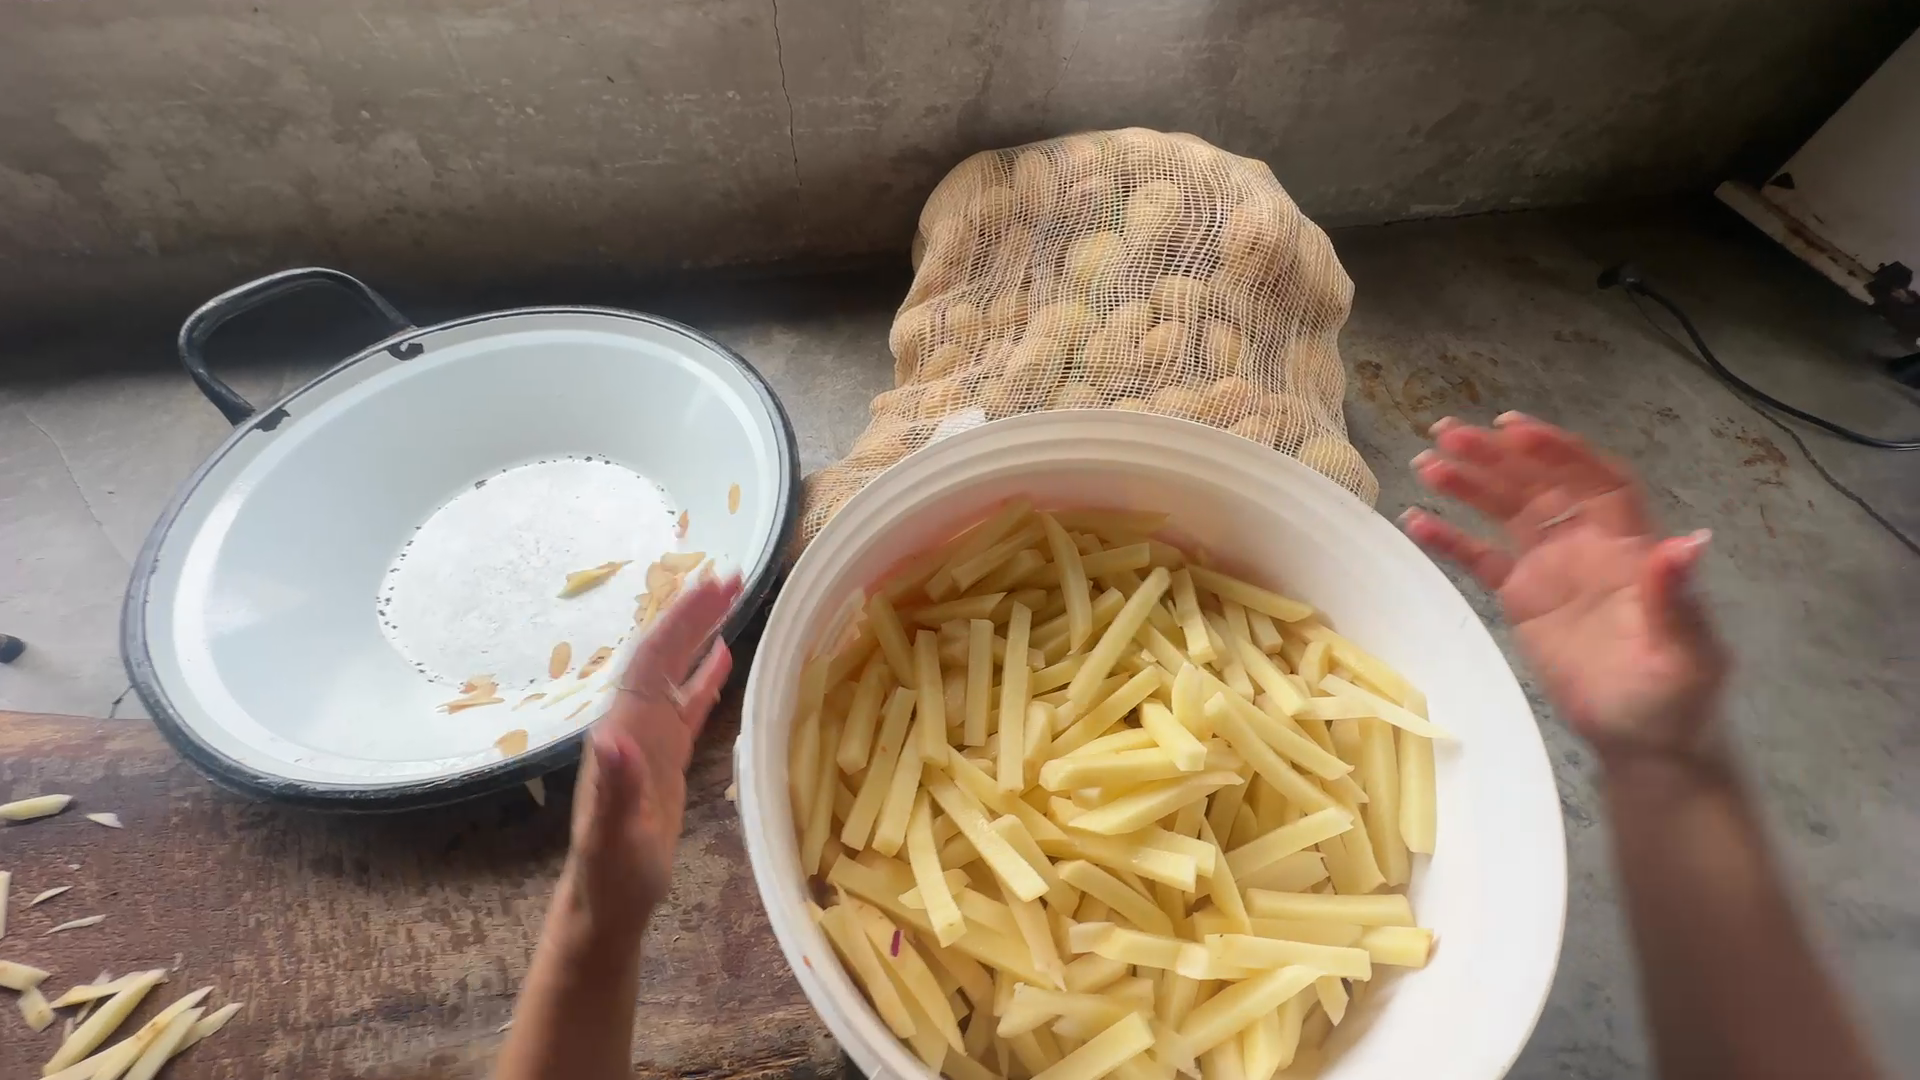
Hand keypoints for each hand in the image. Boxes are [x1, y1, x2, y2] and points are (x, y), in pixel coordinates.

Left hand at [566, 574, 741, 927]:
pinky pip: (689, 701)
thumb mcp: (614, 838)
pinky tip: (724, 656)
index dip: (682, 619)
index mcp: (624, 729)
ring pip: (678, 670)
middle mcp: (634, 721)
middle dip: (696, 611)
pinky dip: (705, 674)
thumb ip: (615, 788)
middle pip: (666, 652)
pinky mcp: (667, 753)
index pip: (654, 659)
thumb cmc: (612, 874)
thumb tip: (614, 735)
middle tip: (735, 577)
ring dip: (702, 632)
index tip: (714, 584)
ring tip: (733, 598)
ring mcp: (651, 736)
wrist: (609, 903)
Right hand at [1402, 413, 1727, 761]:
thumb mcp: (1687, 653)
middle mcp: (1587, 546)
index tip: (1513, 432)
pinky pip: (1479, 558)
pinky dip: (1448, 538)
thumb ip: (1676, 597)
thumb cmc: (1672, 699)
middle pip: (1539, 487)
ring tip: (1425, 463)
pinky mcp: (1520, 595)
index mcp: (1629, 549)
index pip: (1595, 483)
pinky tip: (1415, 519)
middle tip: (1446, 435)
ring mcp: (1550, 568)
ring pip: (1504, 513)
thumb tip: (1684, 540)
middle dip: (1496, 457)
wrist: (1640, 741)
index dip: (1558, 453)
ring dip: (1468, 485)